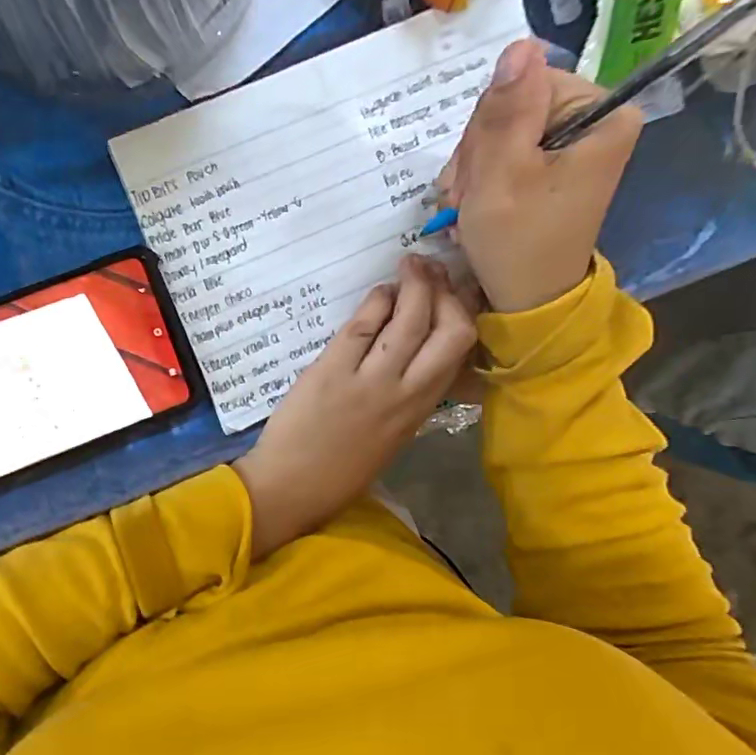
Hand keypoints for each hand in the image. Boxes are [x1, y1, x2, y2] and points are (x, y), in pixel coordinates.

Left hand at [232, 256, 475, 558]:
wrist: (291, 488)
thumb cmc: (338, 470)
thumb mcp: (390, 438)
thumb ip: (408, 400)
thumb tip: (417, 357)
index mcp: (422, 411)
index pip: (461, 354)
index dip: (464, 315)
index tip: (454, 294)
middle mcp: (406, 394)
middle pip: (450, 331)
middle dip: (447, 293)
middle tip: (433, 271)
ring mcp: (370, 382)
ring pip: (409, 321)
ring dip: (415, 285)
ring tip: (410, 266)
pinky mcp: (331, 373)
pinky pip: (362, 328)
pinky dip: (374, 303)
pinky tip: (377, 294)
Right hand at [438, 40, 643, 312]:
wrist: (526, 297)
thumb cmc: (517, 240)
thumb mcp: (501, 175)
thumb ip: (505, 112)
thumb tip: (518, 46)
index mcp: (600, 116)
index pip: (527, 85)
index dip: (489, 127)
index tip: (479, 174)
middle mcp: (592, 123)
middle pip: (512, 108)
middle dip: (478, 154)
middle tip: (472, 195)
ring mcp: (569, 147)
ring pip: (498, 133)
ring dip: (471, 172)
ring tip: (472, 207)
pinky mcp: (548, 168)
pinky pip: (501, 155)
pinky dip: (478, 182)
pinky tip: (475, 207)